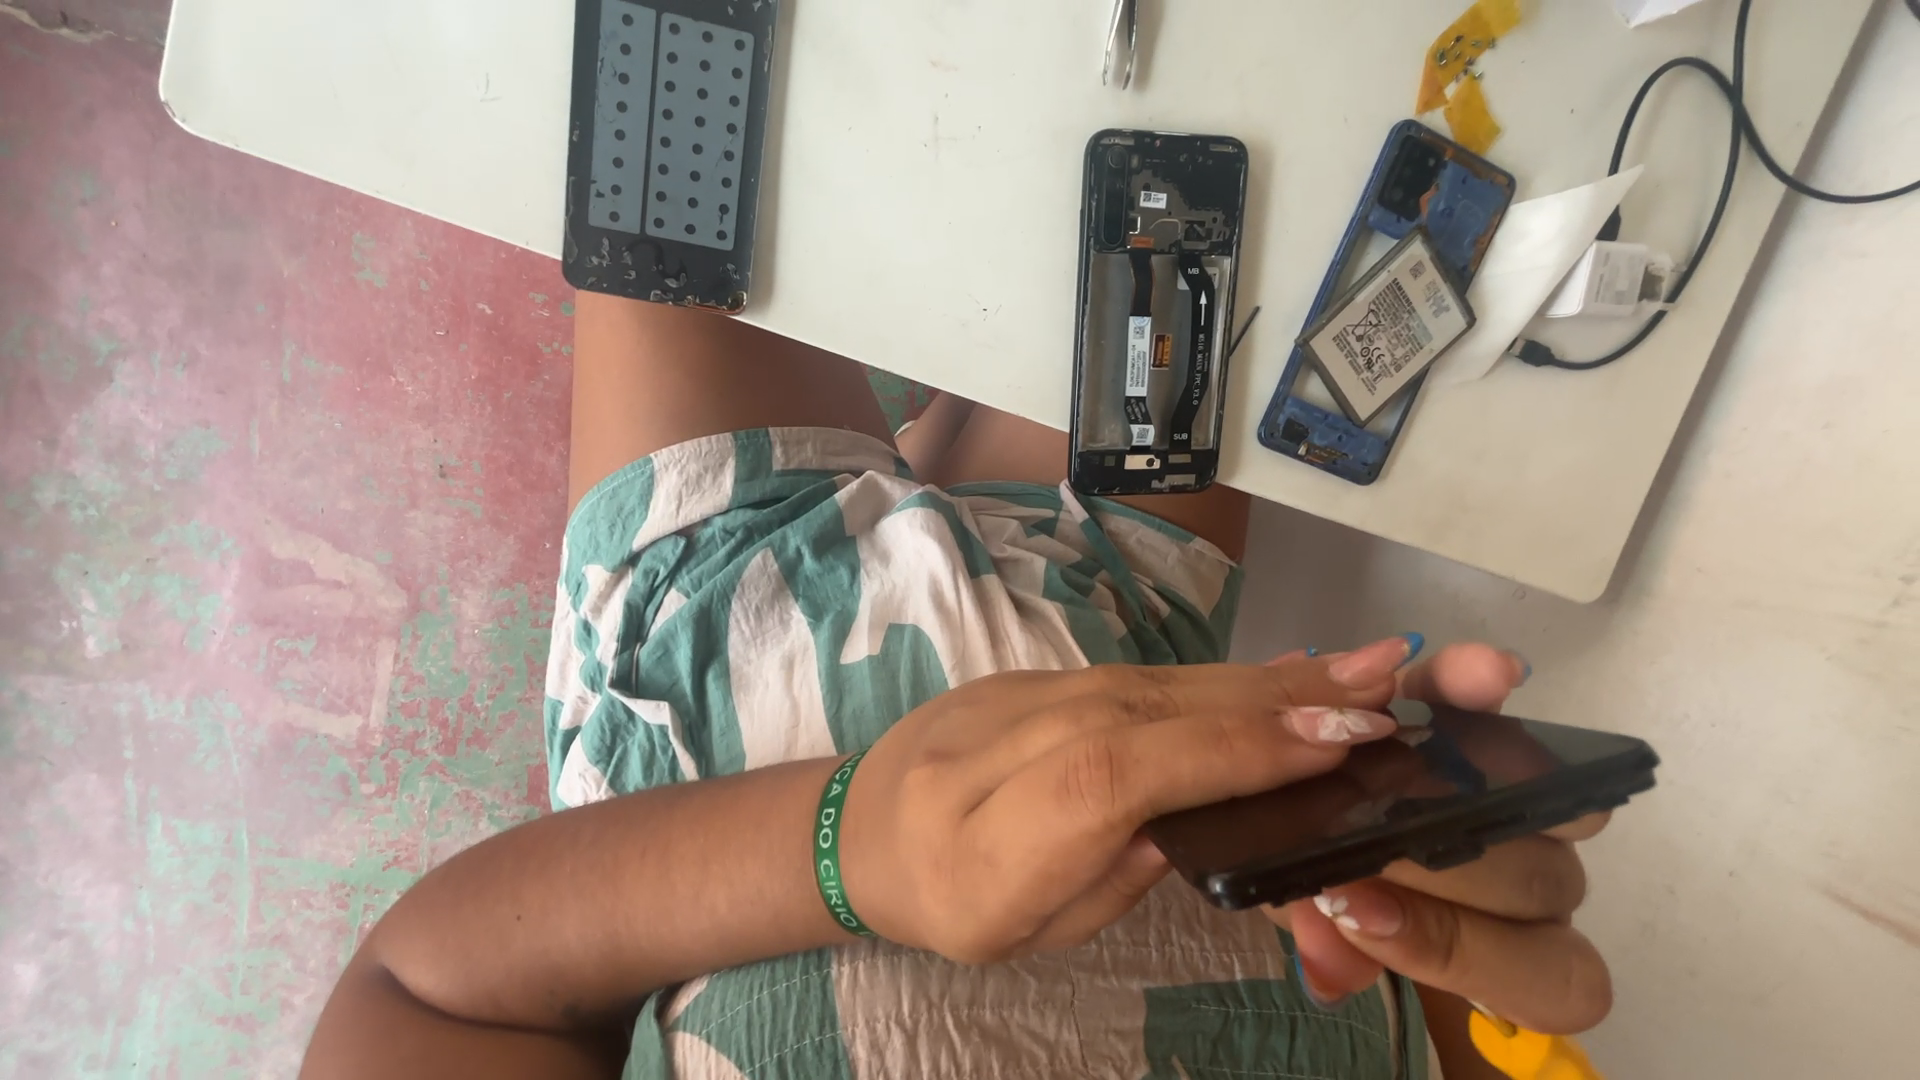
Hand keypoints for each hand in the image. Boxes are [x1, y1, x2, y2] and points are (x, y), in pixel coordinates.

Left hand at [837, 636, 1422, 963]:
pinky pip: (1128, 673)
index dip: (1217, 751)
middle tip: (1379, 687)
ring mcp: (1007, 698)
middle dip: (1263, 703)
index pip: (1111, 777)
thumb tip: (1204, 808)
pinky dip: (1207, 676)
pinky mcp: (1026, 674)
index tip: (1324, 740)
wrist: (859, 822)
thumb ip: (1115, 871)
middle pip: (1137, 713)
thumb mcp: (1029, 930)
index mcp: (987, 844)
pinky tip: (1270, 674)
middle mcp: (996, 752)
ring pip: (1143, 682)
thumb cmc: (947, 901)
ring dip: (1251, 678)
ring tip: (1349, 671)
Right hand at [1268, 645, 1614, 1034]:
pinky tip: (1473, 670)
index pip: (1550, 979)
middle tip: (1339, 844)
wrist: (1292, 799)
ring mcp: (1512, 786)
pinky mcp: (1464, 713)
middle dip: (1432, 869)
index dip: (1461, 951)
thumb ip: (1328, 944)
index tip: (1354, 912)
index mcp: (1504, 941)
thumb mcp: (1312, 919)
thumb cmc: (1320, 875)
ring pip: (1537, 794)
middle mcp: (1530, 873)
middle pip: (1539, 885)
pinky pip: (1478, 699)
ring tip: (1363, 770)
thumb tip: (1330, 970)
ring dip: (1453, 783)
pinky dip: (1469, 686)